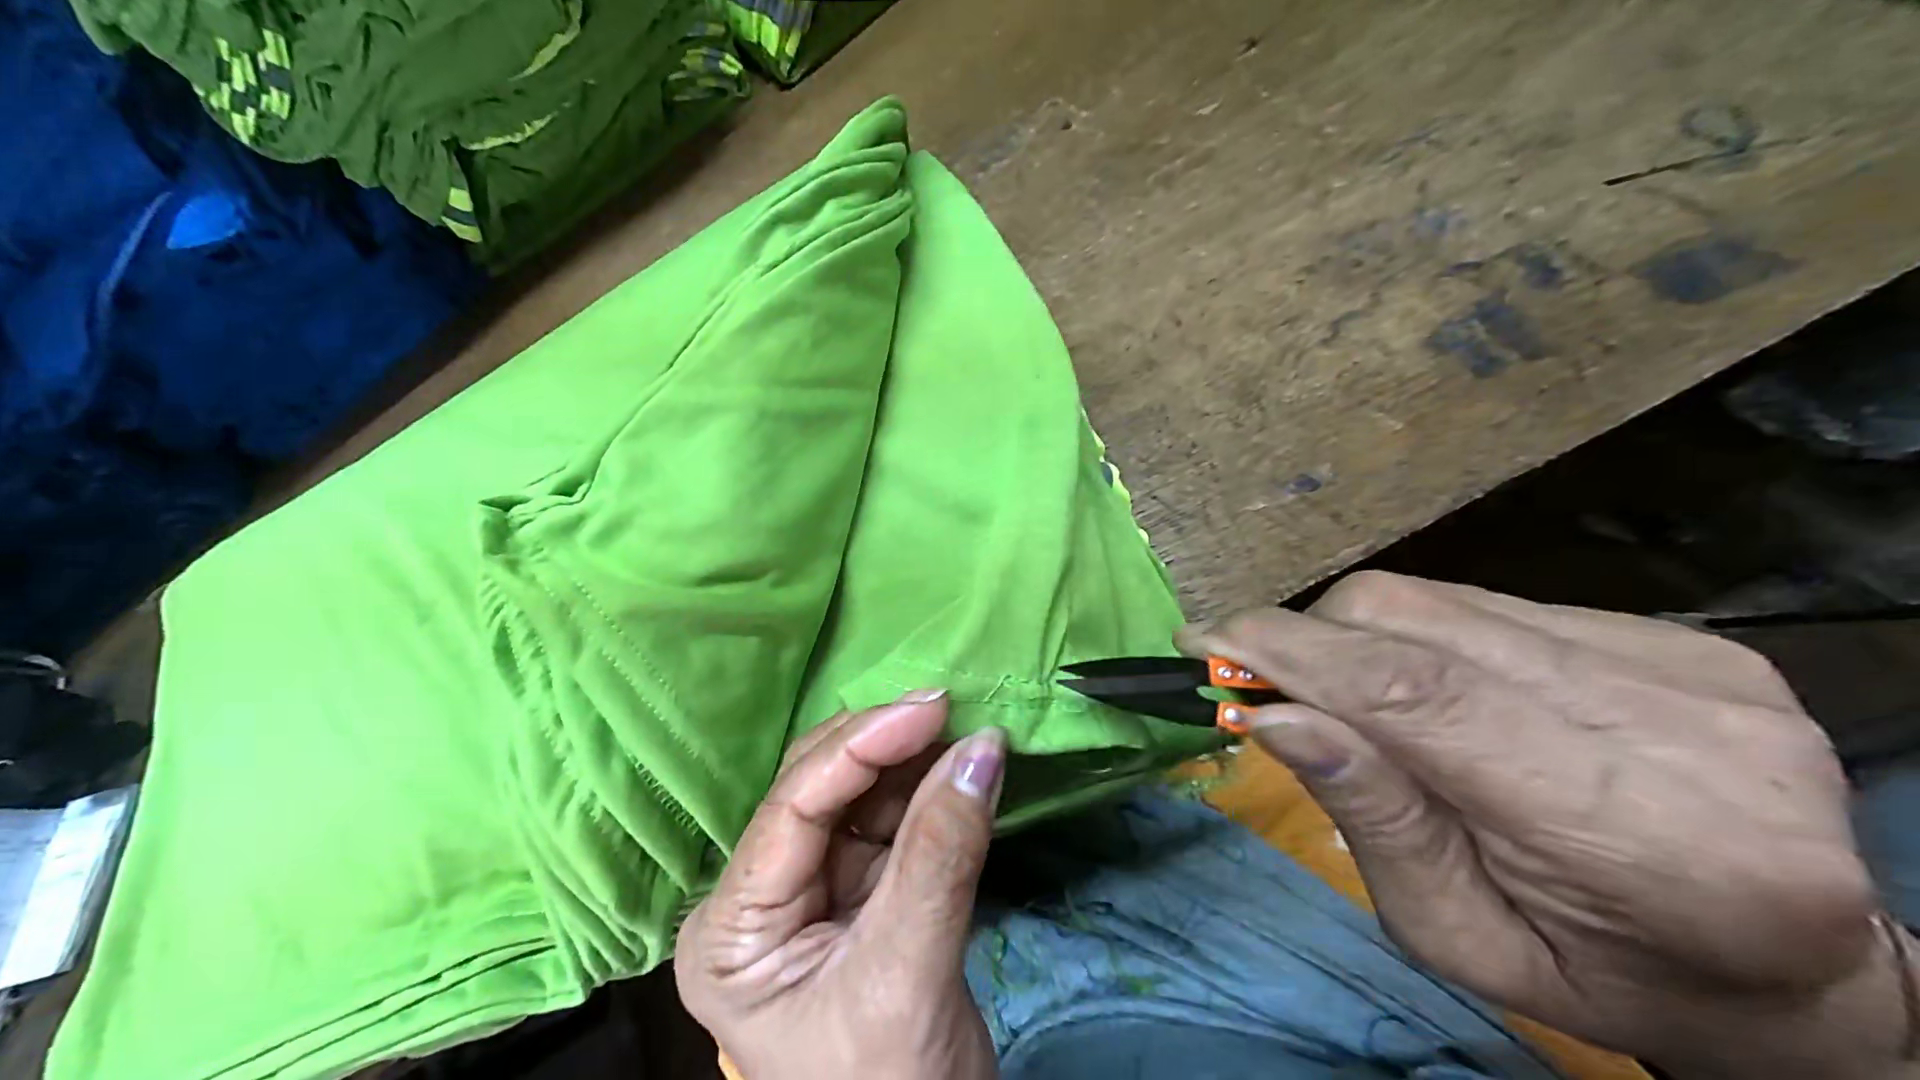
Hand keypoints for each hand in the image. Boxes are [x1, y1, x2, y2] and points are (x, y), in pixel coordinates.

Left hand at [675, 690, 1004, 1079]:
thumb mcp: (908, 974)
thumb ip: (941, 853)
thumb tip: (984, 747)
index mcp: (733, 926)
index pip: (791, 807)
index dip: (860, 746)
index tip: (930, 707)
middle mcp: (761, 896)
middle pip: (818, 790)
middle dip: (883, 745)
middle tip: (950, 708)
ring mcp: (813, 891)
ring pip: (858, 797)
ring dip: (911, 761)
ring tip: (963, 729)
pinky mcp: (861, 893)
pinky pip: (892, 822)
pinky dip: (928, 792)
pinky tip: (959, 766)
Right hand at [1185, 572, 1913, 1078]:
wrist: (1792, 971)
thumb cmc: (1599, 977)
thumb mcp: (1456, 934)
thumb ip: (1370, 815)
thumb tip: (1269, 715)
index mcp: (1641, 842)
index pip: (1422, 698)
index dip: (1295, 653)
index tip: (1203, 640)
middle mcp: (1682, 728)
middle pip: (1420, 624)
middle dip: (1310, 641)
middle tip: (1261, 680)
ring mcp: (1690, 666)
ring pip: (1442, 599)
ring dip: (1361, 639)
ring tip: (1357, 697)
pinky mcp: (1678, 637)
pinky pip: (1488, 604)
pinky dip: (1424, 639)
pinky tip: (1442, 691)